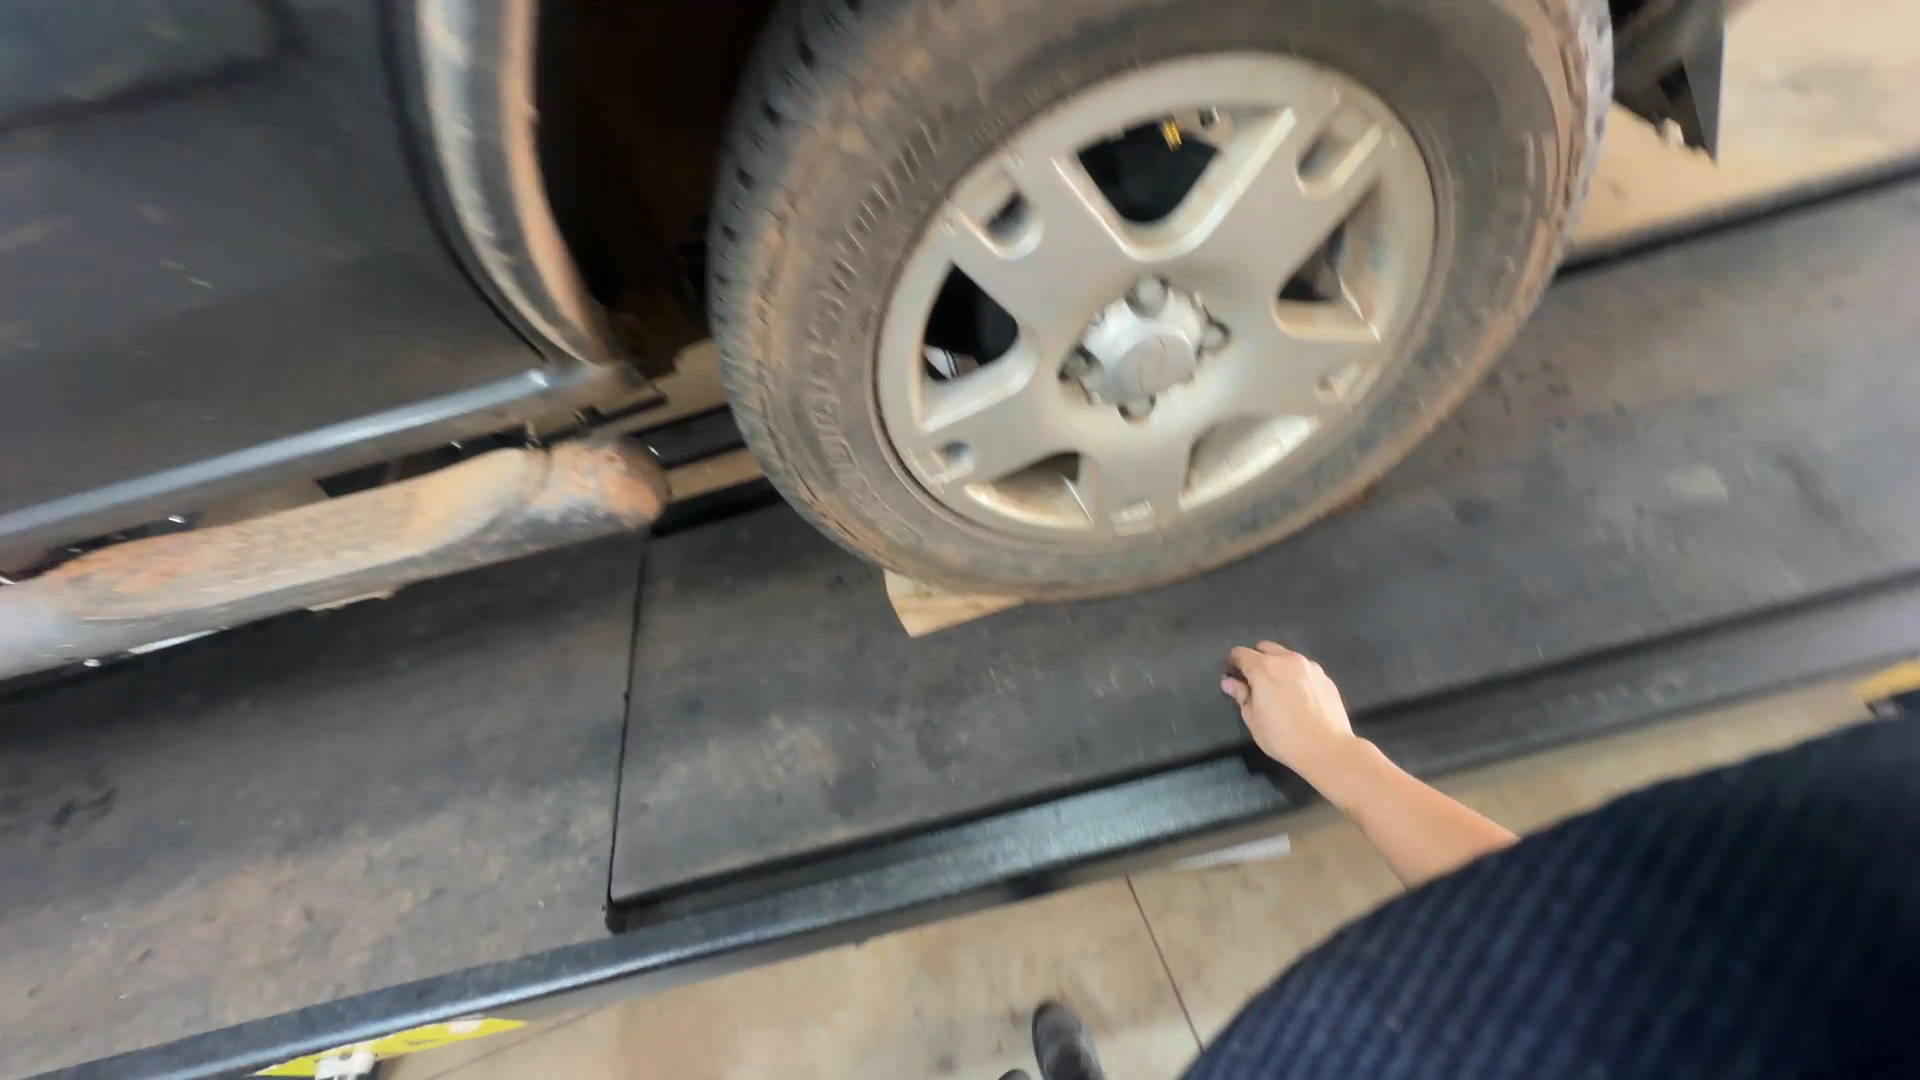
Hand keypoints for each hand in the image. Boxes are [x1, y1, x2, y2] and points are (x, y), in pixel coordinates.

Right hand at [1222, 642, 1356, 776]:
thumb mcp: (1253, 719)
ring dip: (1277, 666)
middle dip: (1255, 660)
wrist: (1328, 749)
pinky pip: (1304, 669)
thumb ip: (1240, 695)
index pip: (1240, 653)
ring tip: (1279, 690)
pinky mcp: (1326, 677)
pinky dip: (1296, 676)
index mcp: (1263, 668)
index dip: (1232, 663)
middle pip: (1264, 648)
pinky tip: (1299, 697)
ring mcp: (1309, 667)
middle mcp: (1286, 659)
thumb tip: (1229, 682)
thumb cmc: (1283, 737)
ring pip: (1286, 656)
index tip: (1232, 677)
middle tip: (1255, 682)